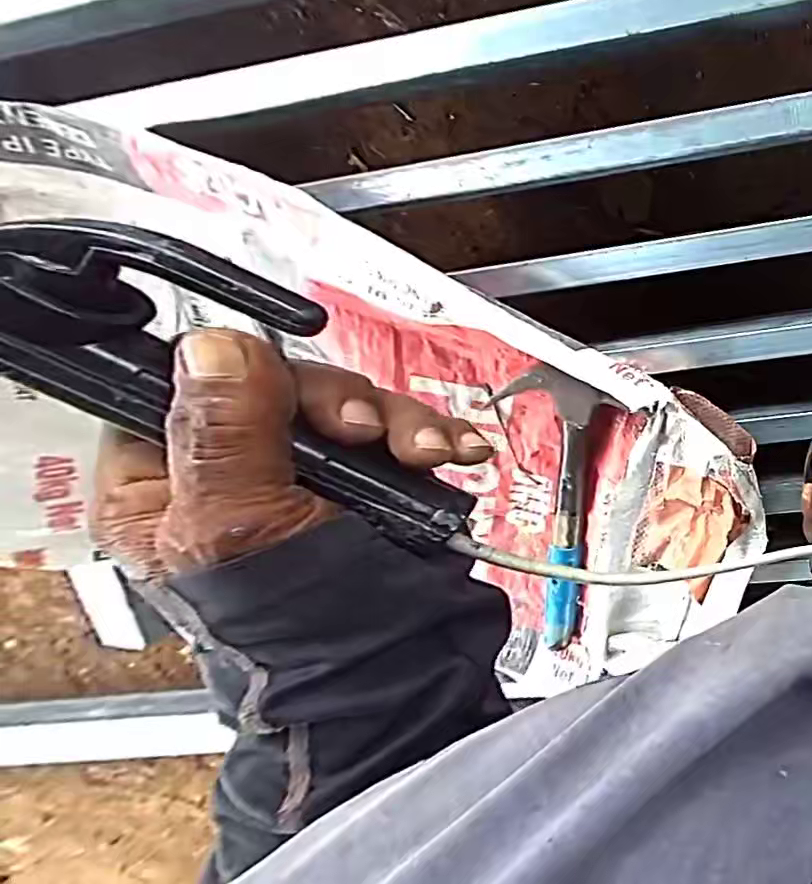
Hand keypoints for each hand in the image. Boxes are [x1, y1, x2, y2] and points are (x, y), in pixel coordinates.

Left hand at [92, 330, 493, 578]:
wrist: (406, 645)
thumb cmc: (305, 617)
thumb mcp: (246, 523)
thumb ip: (227, 435)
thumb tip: (216, 348)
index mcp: (172, 481)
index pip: (195, 388)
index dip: (252, 379)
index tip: (298, 398)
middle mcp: (248, 466)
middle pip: (295, 387)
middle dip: (351, 405)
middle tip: (367, 434)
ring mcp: (325, 468)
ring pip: (365, 403)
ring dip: (409, 422)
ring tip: (430, 454)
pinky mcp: (385, 471)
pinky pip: (414, 426)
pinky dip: (443, 433)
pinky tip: (457, 450)